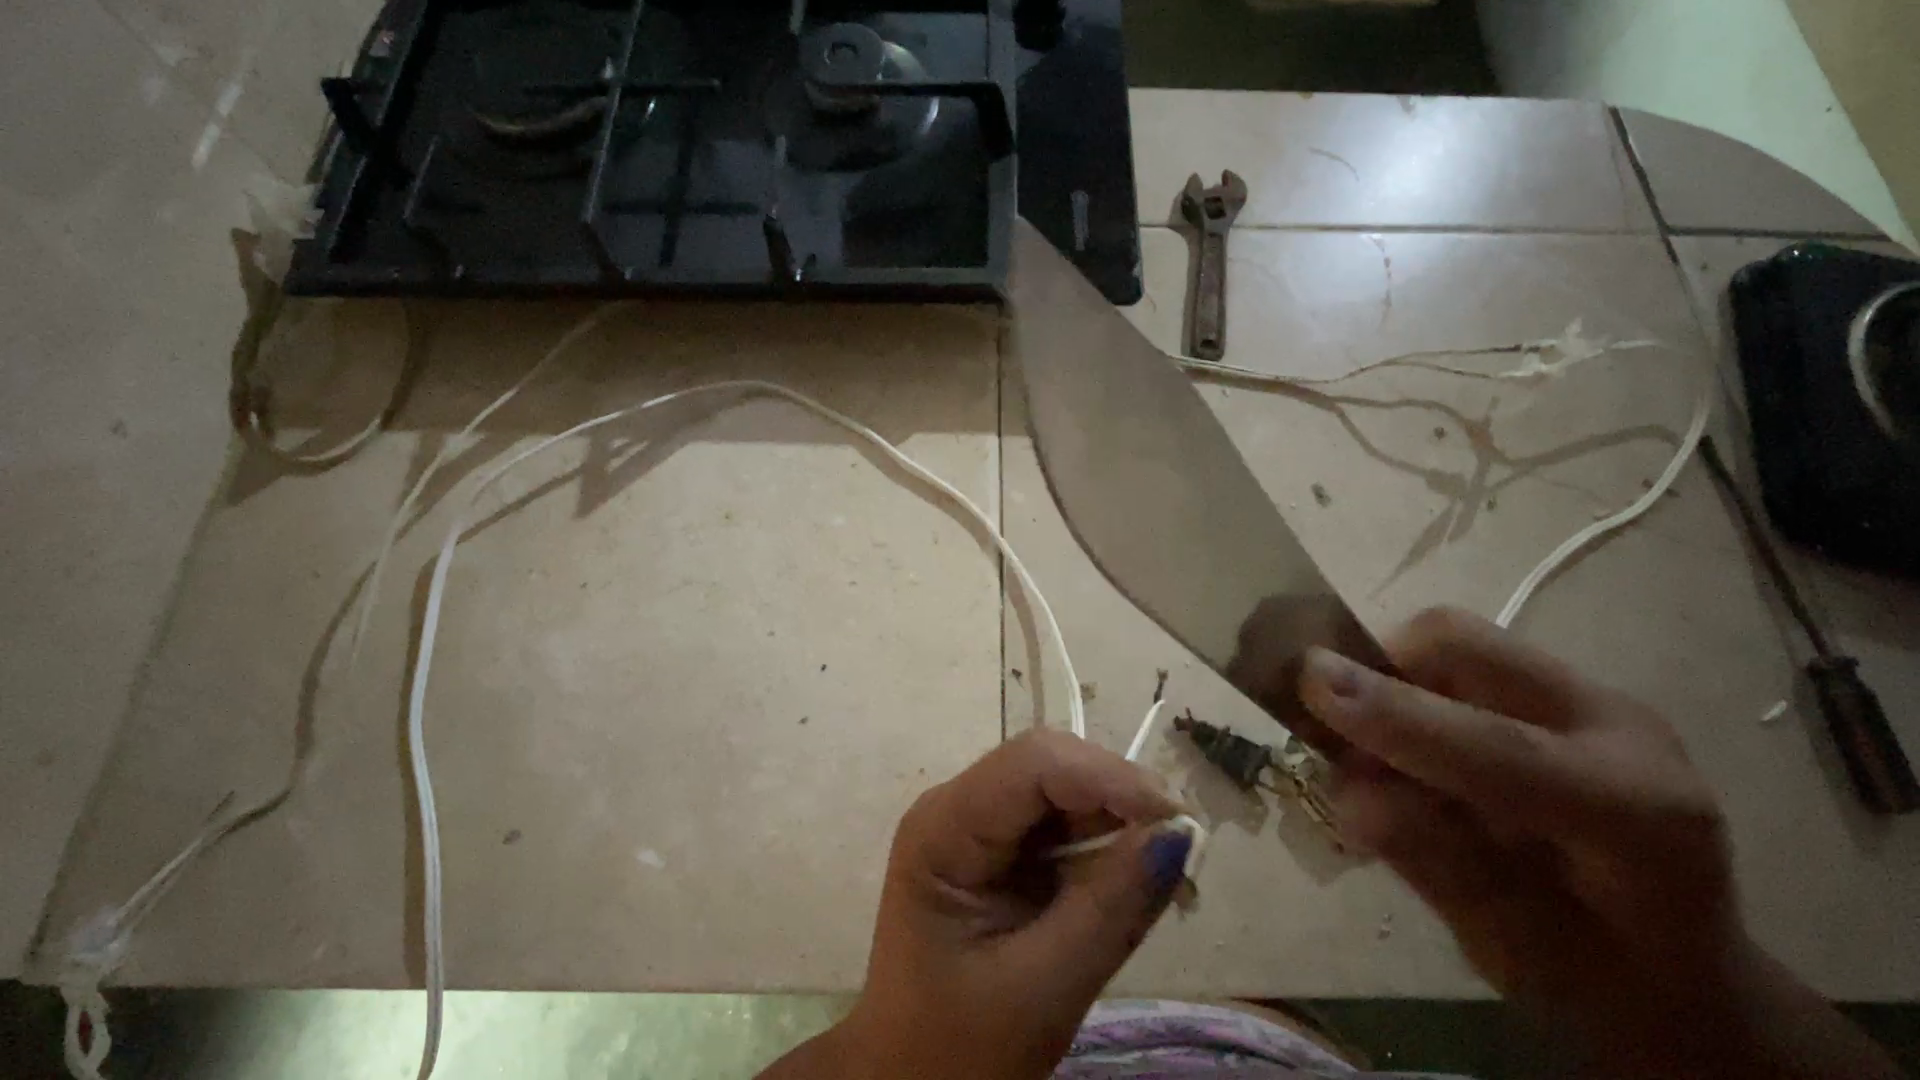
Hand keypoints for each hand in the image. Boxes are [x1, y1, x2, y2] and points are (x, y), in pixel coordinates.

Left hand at [769, 731, 1191, 1079]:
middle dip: (1120, 797)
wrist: (908, 1077)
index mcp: (942, 830)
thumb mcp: (1043, 988)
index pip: (1032, 764)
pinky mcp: (1000, 848)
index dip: (1109, 777)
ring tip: (1168, 873)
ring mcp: (977, 825)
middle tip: (1183, 851)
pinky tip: (1134, 879)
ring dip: (1121, 819)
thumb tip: (1180, 834)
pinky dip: (1107, 843)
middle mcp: (956, 807)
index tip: (1178, 823)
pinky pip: (1064, 823)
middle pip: (1050, 765)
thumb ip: (1111, 908)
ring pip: (1065, 788)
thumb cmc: (959, 1047)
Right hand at [1300, 607, 1901, 1078]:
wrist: (1690, 976)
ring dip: (1390, 688)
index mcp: (1635, 815)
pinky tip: (1413, 759)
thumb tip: (1348, 790)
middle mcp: (1621, 731)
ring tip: (1375, 764)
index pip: (1501, 749)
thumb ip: (1430, 860)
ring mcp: (1593, 701)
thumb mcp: (1509, 952)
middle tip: (1339, 734)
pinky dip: (1409, 697)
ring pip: (1456, 645)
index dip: (1401, 717)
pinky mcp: (1563, 692)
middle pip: (1470, 650)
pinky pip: (1459, 666)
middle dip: (1382, 672)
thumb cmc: (1604, 987)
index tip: (1310, 683)